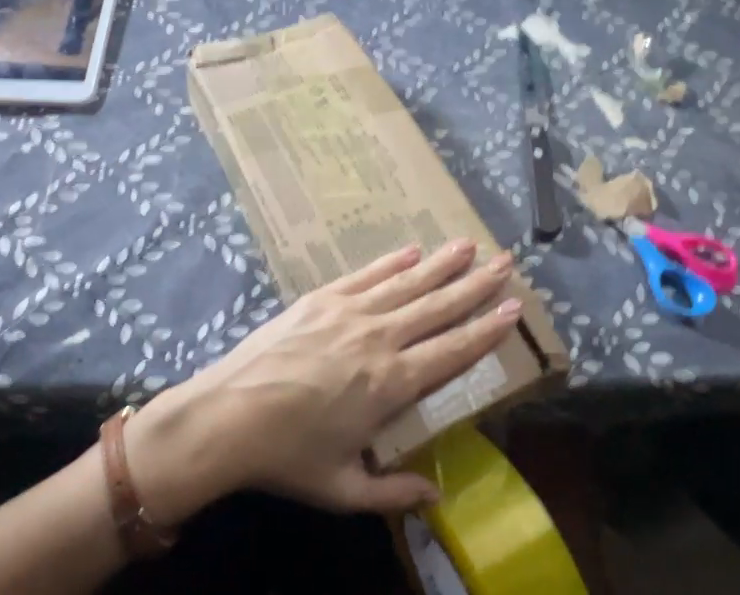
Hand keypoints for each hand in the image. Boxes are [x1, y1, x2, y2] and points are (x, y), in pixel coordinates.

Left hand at [124, 240, 522, 519]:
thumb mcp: (342, 489)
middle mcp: (378, 339)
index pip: (452, 350)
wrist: (226, 416)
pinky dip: (390, 262)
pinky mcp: (319, 300)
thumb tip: (436, 496)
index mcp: (391, 383)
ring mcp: (347, 313)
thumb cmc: (286, 457)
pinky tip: (411, 250)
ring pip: (406, 283)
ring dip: (440, 264)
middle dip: (475, 285)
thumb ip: (393, 493)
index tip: (514, 308)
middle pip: (437, 307)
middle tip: (506, 262)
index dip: (486, 329)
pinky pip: (365, 276)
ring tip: (467, 244)